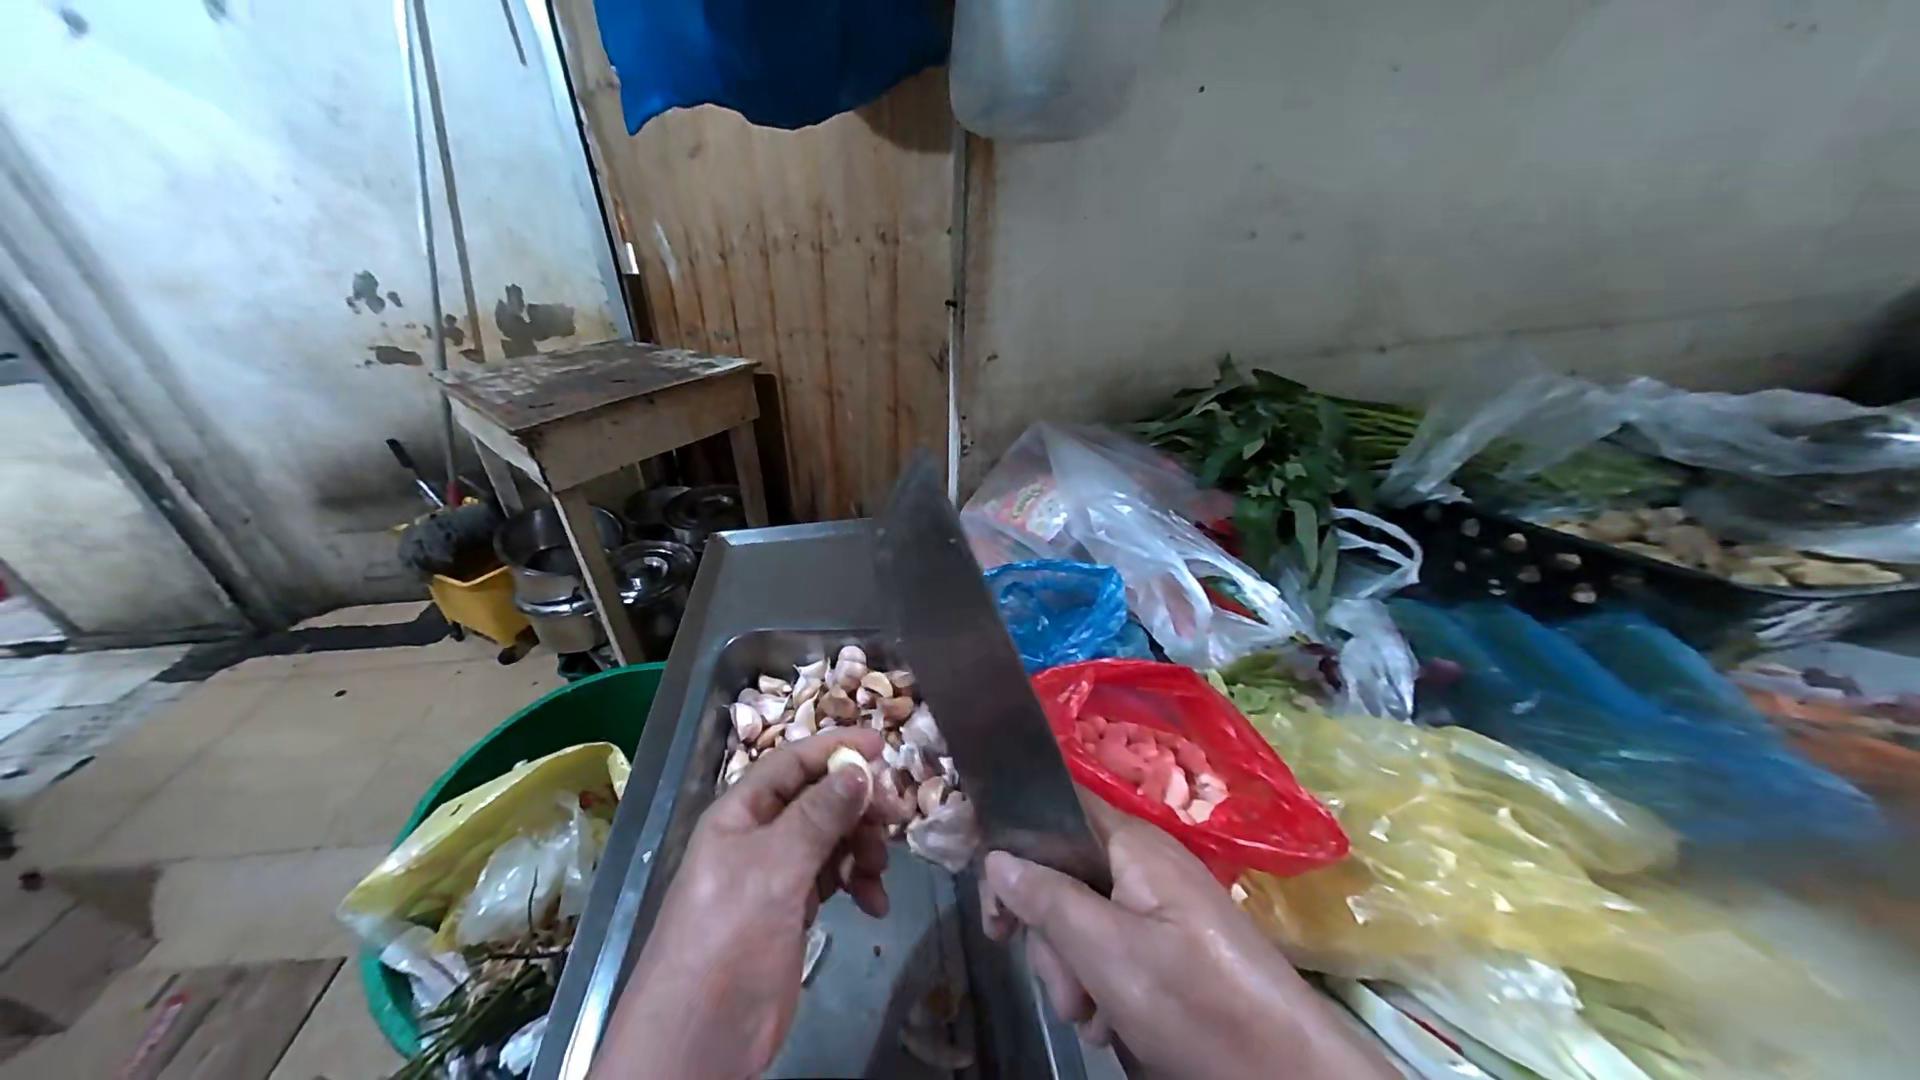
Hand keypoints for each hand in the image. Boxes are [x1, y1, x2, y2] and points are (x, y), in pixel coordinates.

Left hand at [591, 729, 908, 1079]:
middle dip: (858, 804)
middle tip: (896, 817)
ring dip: (862, 847)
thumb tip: (858, 768)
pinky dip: (857, 884)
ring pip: (832, 838)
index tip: (881, 746)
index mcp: (741, 813)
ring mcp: (776, 874)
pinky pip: (834, 877)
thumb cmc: (728, 939)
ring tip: (880, 871)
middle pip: (819, 798)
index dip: (835, 748)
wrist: (699, 1044)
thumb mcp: (774, 868)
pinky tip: (874, 905)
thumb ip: (819, 814)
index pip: (792, 761)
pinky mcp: (792, 909)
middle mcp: (759, 836)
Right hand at [981, 794, 1396, 1079]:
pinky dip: (1102, 984)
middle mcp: (1141, 862)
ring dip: (1074, 971)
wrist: (1291, 1073)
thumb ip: (1046, 898)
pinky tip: (1114, 1023)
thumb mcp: (1106, 950)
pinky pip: (1112, 945)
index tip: (991, 897)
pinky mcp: (1169, 942)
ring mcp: (1157, 903)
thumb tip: (995, 857)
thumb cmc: (1193, 999)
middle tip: (1062, 989)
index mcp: (1129, 842)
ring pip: (1083, 917)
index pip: (1054, 807)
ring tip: (1094, 1017)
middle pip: (1063, 873)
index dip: (1015, 842)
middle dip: (1050, 934)